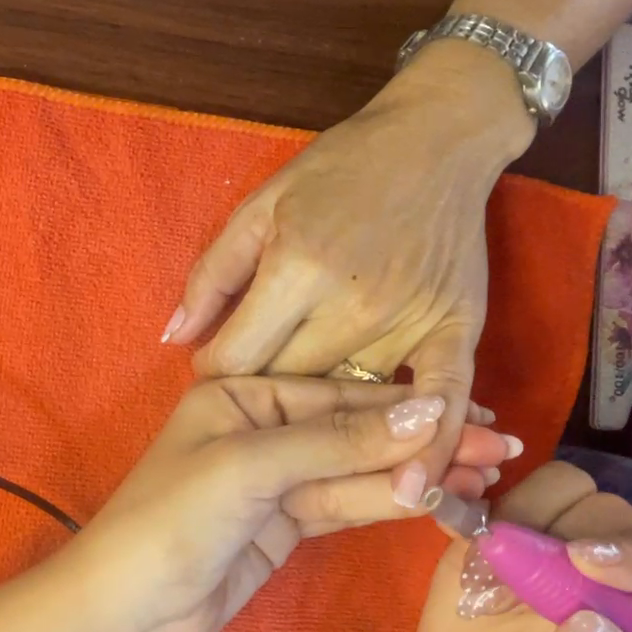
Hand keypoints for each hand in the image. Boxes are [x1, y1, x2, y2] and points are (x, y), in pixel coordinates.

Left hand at [61, 378, 515, 631]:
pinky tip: (436, 497)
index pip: (335, 394)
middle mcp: (260, 428)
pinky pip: (343, 503)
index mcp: (241, 395)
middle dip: (420, 438)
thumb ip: (337, 441)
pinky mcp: (284, 523)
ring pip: (354, 470)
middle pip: (351, 430)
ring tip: (487, 473)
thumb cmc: (175, 516)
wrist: (129, 605)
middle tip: (501, 444)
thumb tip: (427, 408)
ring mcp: (274, 479)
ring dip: (413, 473)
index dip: (403, 405)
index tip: (474, 410)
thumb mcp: (252, 467)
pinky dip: (386, 502)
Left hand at [167, 44, 534, 502]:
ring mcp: (407, 319)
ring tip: (305, 458)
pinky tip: (412, 491)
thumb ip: (212, 276)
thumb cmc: (337, 171)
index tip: (216, 369)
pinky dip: (428, 447)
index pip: (234, 360)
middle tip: (258, 412)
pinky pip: (442, 399)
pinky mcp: (457, 328)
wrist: (436, 140)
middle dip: (265, 403)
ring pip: (350, 400)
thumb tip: (174, 336)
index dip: (214, 372)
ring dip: (329, 431)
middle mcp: (349, 303)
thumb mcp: (258, 208)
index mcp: (293, 270)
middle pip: (288, 387)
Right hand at [415, 462, 631, 631]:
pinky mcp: (497, 532)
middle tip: (525, 574)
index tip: (590, 566)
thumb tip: (594, 628)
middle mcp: (619, 571)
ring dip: (525, 510)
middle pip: (616, 511)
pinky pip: (493, 491)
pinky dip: (473, 500)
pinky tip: (457, 531)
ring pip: (561, 487)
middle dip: (572, 535)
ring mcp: (554, 545)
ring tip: (491, 558)